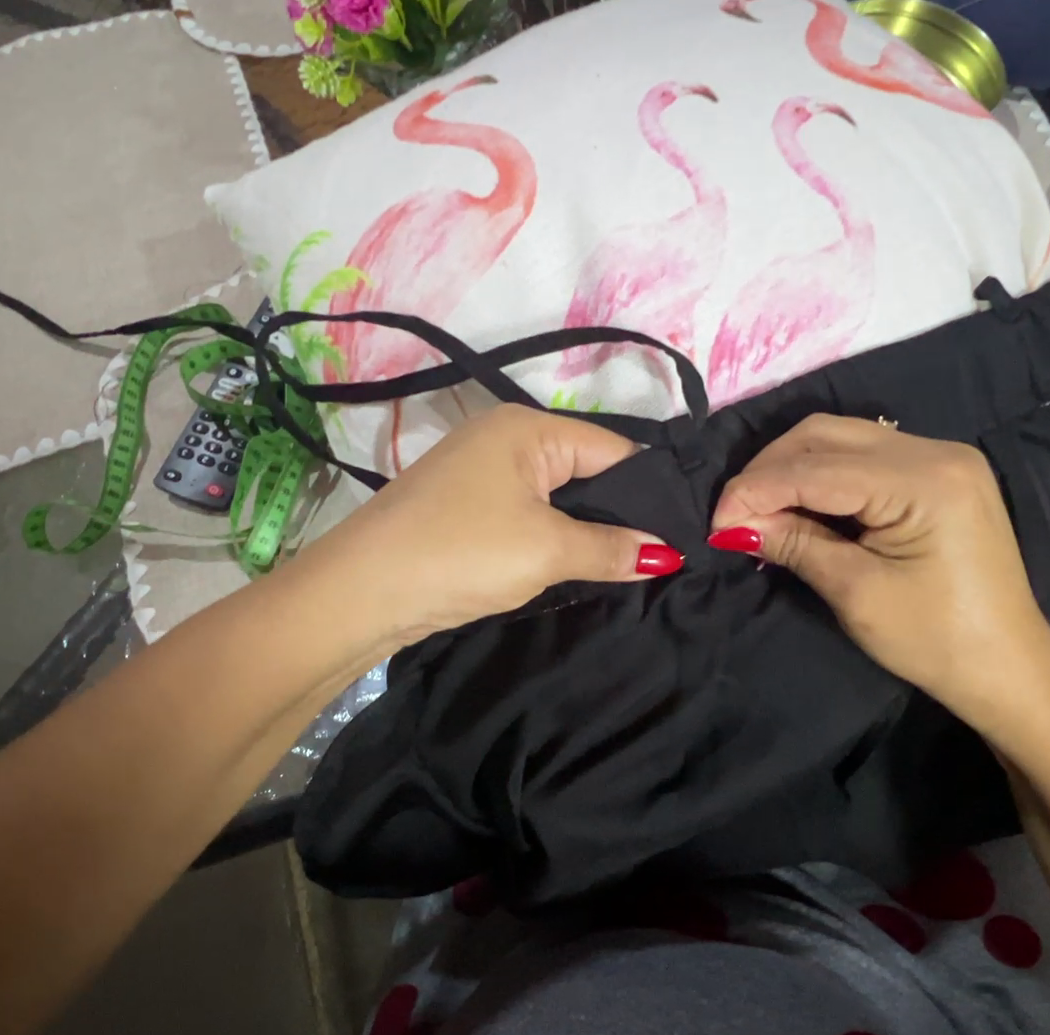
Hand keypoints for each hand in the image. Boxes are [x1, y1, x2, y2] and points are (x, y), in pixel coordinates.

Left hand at [295, 405, 682, 646]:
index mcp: (529, 428)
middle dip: (622, 513)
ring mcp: (483, 471)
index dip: (653, 492)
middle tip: (665, 556)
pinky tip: (579, 565)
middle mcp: (506, 437)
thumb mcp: (547, 551)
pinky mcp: (467, 506)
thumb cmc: (462, 553)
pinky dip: (555, 537)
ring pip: (558, 497)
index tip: (687, 534)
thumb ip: (612, 549)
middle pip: (587, 470)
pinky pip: (530, 513)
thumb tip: (666, 554)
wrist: (362, 591)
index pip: (615, 449)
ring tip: (632, 565)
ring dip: (588, 529)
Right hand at [708, 414, 1049, 711]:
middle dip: (770, 469)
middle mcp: (936, 450)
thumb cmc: (934, 640)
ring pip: (843, 438)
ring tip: (760, 510)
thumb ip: (795, 543)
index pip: (816, 468)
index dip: (756, 489)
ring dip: (793, 468)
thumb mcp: (856, 592)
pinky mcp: (940, 473)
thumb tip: (734, 523)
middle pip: (827, 434)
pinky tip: (800, 504)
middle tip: (734, 513)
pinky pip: (865, 456)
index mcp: (924, 481)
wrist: (1007, 667)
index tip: (715, 522)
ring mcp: (943, 457)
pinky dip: (823, 475)